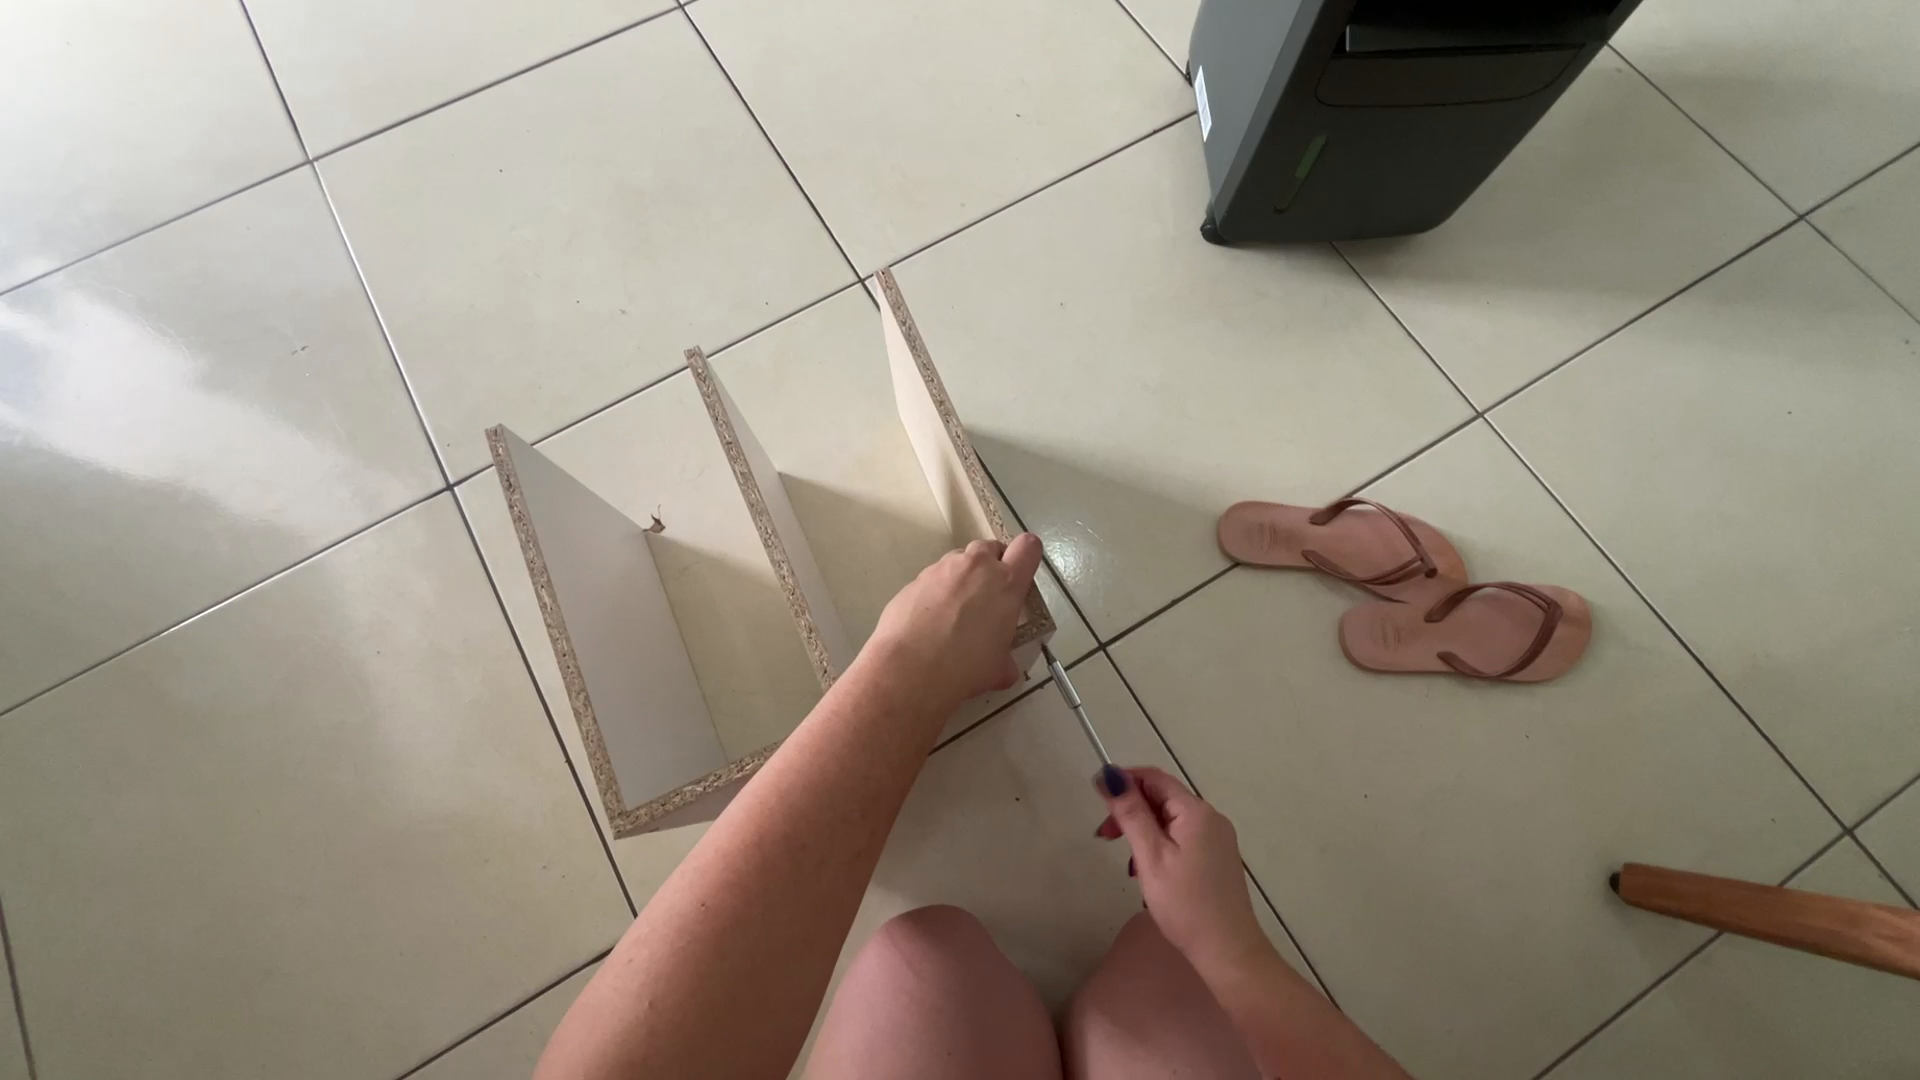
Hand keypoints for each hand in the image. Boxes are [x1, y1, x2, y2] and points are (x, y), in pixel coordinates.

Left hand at [860, 534, 1044, 712]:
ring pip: (960, 560)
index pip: (1028, 548)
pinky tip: (930, 621)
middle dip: (992, 565)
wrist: (908, 668)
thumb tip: (1005, 669)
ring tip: (955, 611)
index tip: (1021, 574)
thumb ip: (1006, 659)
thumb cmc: (964, 668)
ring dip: (963, 578)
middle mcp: (975, 567)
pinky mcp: (915, 579)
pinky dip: (937, 591)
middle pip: (990, 547)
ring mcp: (942, 569)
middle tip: (988, 596)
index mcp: (1006, 583)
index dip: (1027, 556)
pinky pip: (934, 577)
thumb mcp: (998, 668)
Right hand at [1093, 766, 1269, 975]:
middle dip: (1131, 810)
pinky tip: (1147, 870)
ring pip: (1169, 819)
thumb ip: (1130, 813)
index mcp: (1196, 811)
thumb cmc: (1185, 904)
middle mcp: (1210, 817)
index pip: (1154, 778)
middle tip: (1105, 836)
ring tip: (1126, 861)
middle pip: (1162, 797)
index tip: (1098, 798)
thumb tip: (1109, 774)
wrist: (1228, 952)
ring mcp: (1216, 838)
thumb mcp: (1150, 856)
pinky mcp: (1216, 857)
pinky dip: (1159, 843)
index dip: (1124, 780)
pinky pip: (1181, 836)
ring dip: (1142, 830)